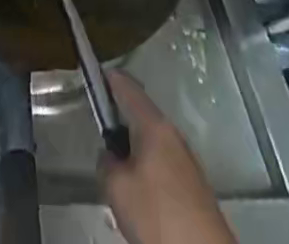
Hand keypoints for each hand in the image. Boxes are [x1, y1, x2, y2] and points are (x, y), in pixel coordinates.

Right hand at [98, 73, 237, 243]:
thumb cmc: (157, 214)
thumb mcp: (117, 187)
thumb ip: (106, 163)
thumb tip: (110, 156)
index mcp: (155, 127)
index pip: (130, 90)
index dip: (111, 79)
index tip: (96, 73)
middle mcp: (173, 136)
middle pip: (142, 116)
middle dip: (121, 119)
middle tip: (99, 128)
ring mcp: (186, 160)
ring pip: (151, 142)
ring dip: (132, 147)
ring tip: (114, 167)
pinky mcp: (192, 185)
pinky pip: (161, 162)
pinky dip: (145, 166)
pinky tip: (136, 190)